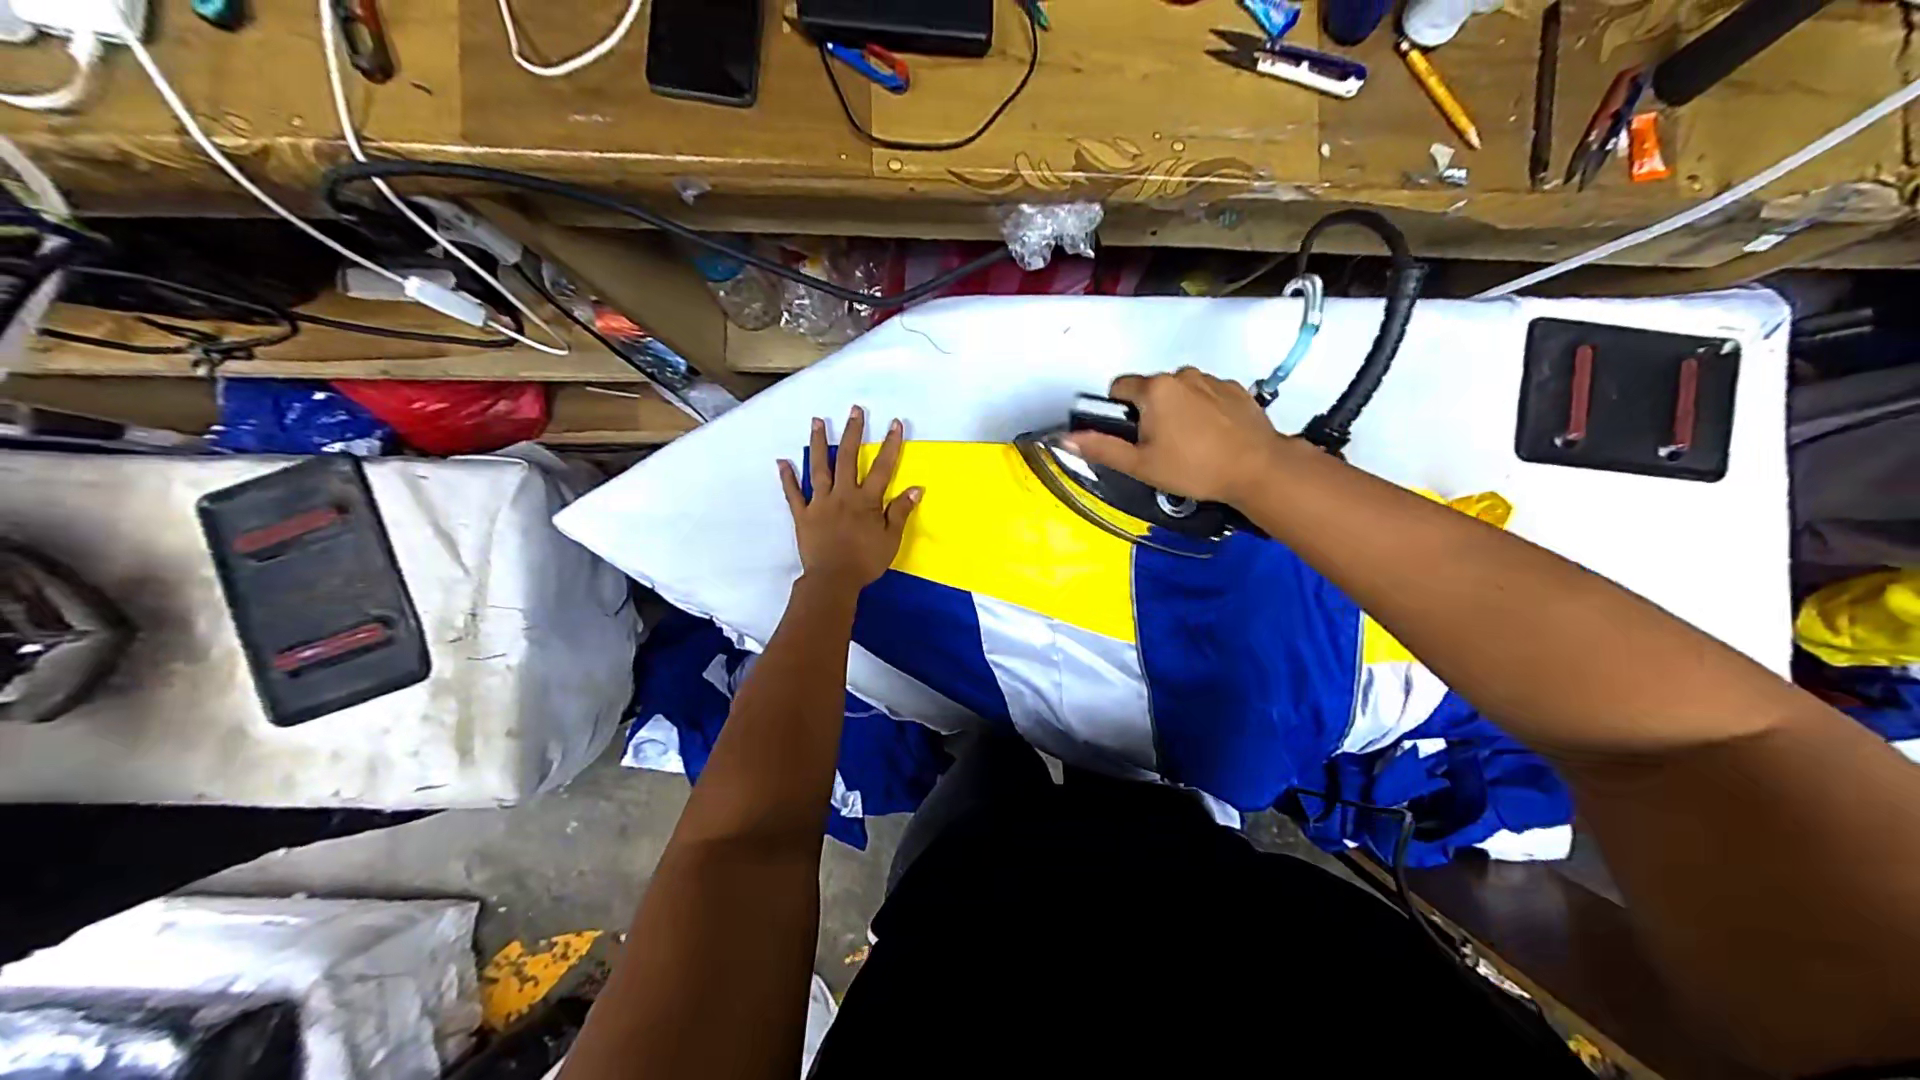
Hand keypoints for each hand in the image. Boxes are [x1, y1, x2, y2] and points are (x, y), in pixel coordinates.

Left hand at [778, 406, 920, 593]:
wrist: (833, 580)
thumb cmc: (866, 561)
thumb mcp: (891, 539)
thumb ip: (900, 512)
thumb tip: (915, 488)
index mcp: (866, 500)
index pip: (881, 467)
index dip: (890, 445)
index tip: (894, 423)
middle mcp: (842, 494)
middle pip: (847, 457)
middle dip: (852, 432)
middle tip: (854, 410)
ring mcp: (820, 502)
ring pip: (819, 467)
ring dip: (818, 442)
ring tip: (817, 420)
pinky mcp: (802, 515)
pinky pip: (793, 493)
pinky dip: (787, 477)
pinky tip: (782, 461)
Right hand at [1062, 368, 1288, 504]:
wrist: (1257, 469)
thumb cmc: (1194, 468)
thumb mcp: (1141, 465)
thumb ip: (1102, 448)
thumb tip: (1066, 439)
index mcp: (1154, 389)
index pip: (1118, 388)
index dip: (1118, 412)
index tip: (1130, 436)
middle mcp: (1181, 375)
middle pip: (1150, 389)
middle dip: (1149, 412)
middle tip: (1160, 447)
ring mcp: (1211, 379)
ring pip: (1180, 391)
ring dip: (1177, 410)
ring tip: (1189, 444)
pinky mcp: (1236, 388)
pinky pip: (1207, 394)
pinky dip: (1204, 410)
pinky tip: (1212, 437)